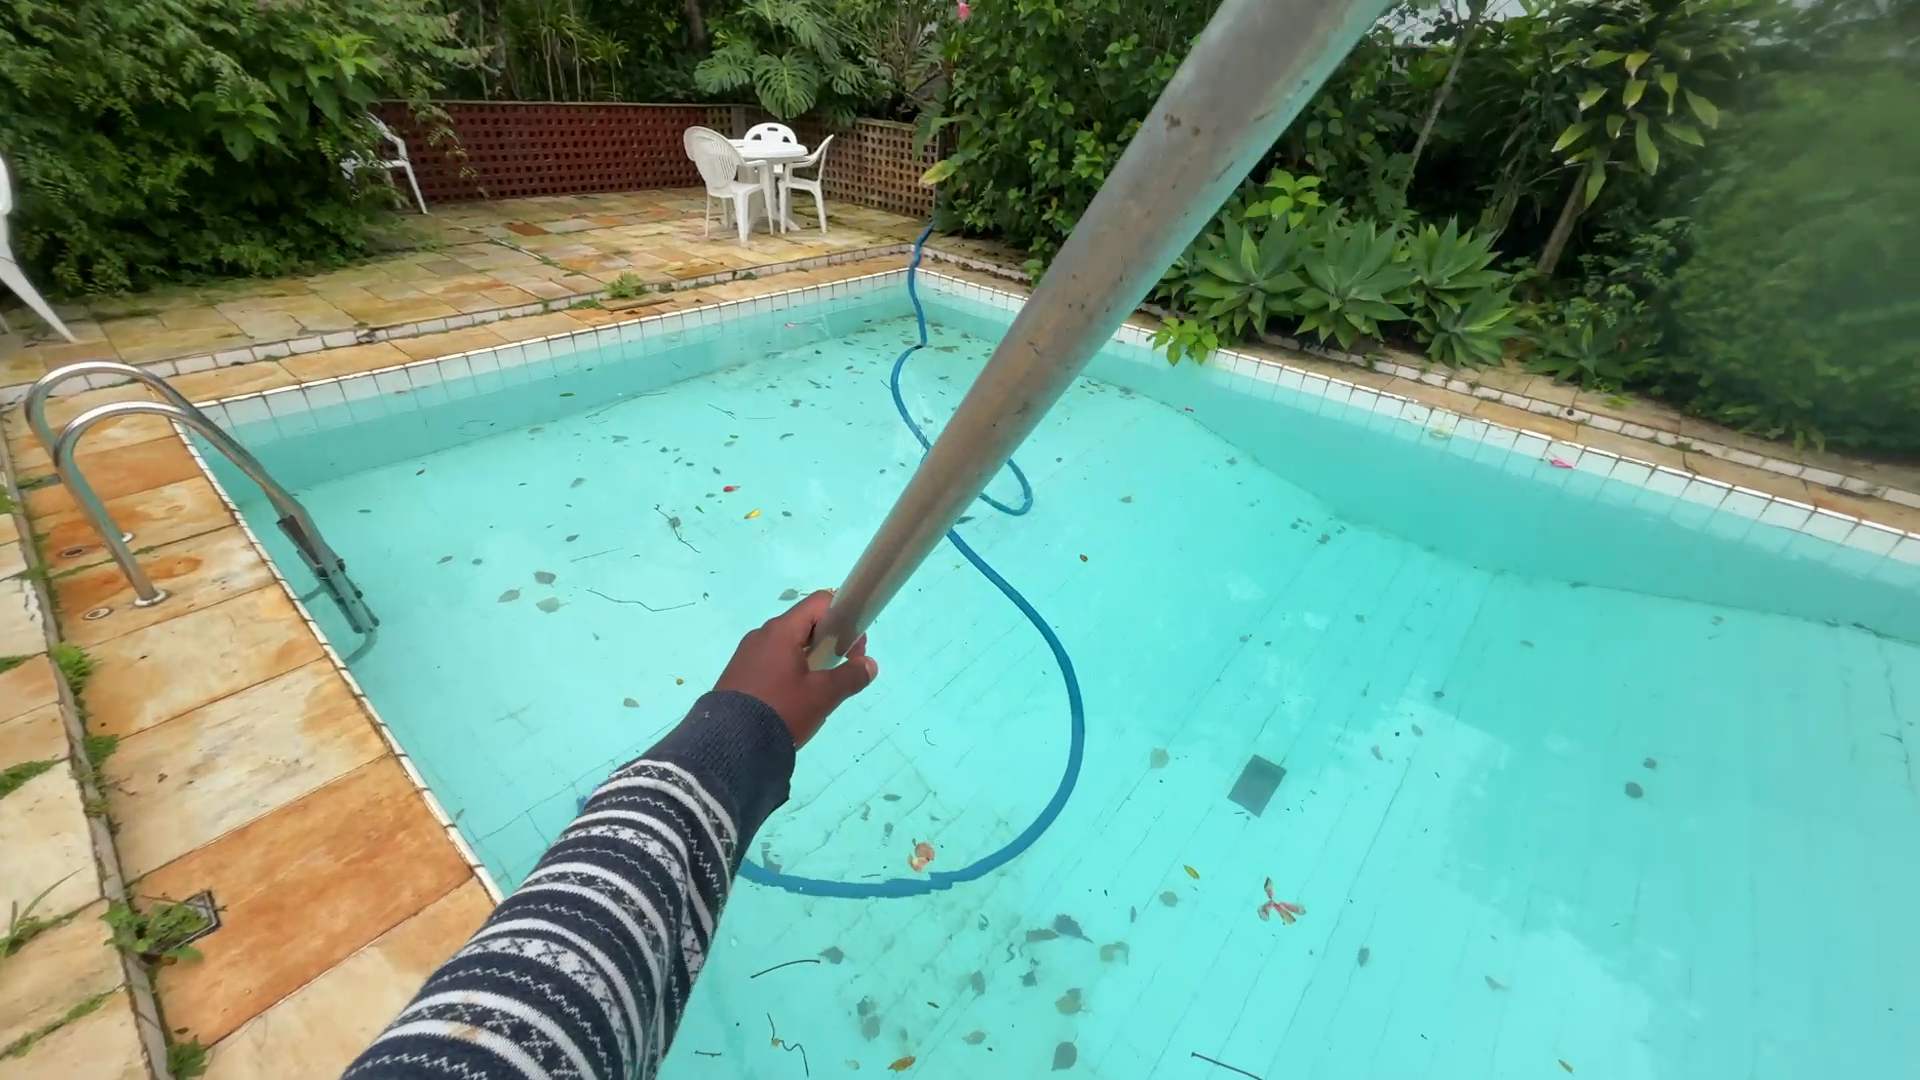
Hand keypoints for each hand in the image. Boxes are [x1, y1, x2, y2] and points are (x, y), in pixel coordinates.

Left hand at [713, 590, 877, 747]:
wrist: (728, 746)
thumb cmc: (781, 710)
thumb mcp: (823, 695)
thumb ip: (851, 676)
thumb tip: (869, 665)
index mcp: (782, 631)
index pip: (819, 602)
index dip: (843, 616)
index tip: (853, 645)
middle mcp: (762, 635)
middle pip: (804, 624)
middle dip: (829, 641)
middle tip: (841, 668)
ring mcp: (746, 654)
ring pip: (788, 645)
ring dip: (809, 658)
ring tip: (818, 689)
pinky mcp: (737, 675)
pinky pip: (771, 662)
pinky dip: (789, 671)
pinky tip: (793, 699)